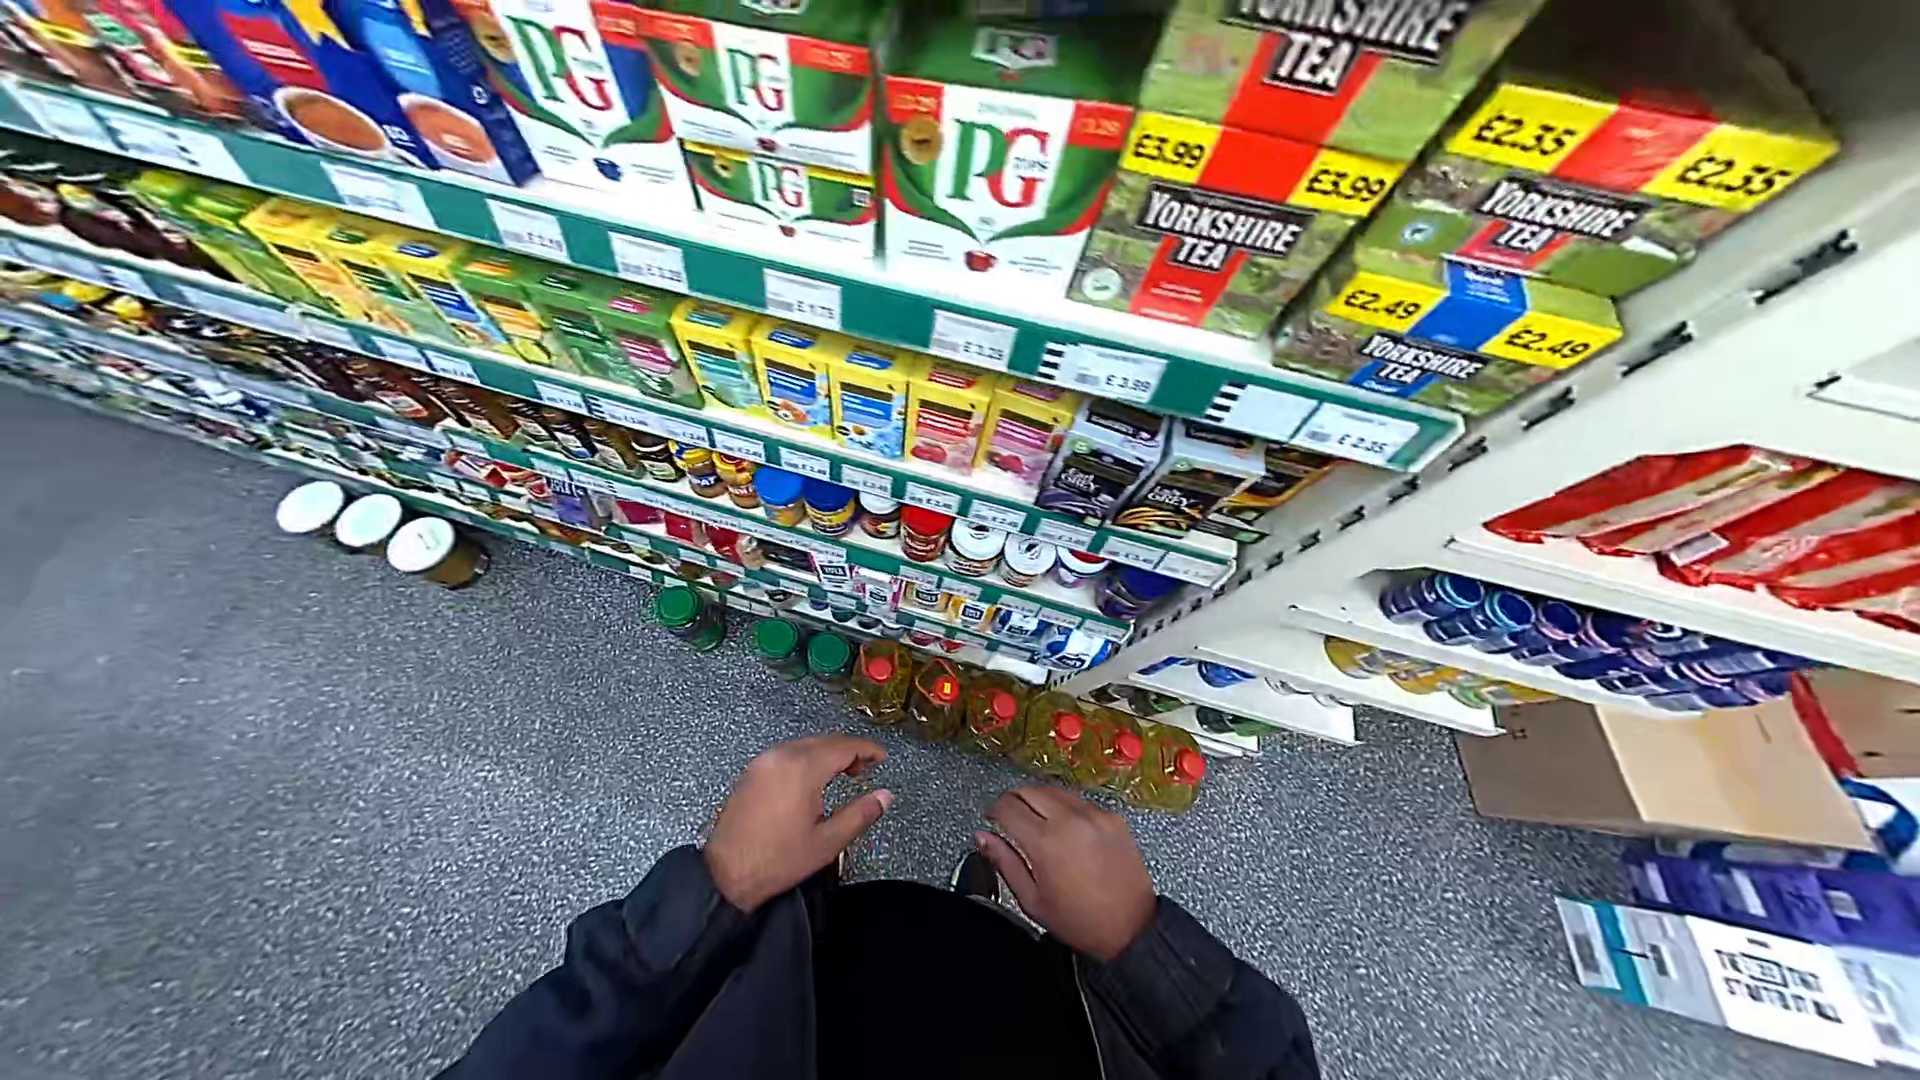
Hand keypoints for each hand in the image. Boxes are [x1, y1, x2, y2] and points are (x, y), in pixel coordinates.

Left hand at [704, 735, 892, 912]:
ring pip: (806, 744)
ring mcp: (764, 761)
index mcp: (802, 768)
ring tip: (844, 773)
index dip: (867, 750)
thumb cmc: (776, 861)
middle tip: (867, 768)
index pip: (844, 746)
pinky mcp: (752, 771)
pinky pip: (788, 752)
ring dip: (829, 753)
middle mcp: (782, 756)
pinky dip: (808, 757)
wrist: (723, 875)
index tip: (881, 757)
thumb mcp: (827, 842)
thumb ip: (860, 814)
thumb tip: (885, 796)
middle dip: (850, 750)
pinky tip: (814, 777)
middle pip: (826, 740)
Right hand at [977, 786, 1154, 960]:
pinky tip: (1066, 828)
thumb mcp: (1033, 900)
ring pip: (1054, 790)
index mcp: (1046, 843)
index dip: (994, 810)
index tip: (992, 817)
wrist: (1132, 929)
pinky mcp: (1112, 816)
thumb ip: (1004, 862)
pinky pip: (1079, 801)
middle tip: (1010, 817)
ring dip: (1039, 800)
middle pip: (1029, 790)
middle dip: (1014, 800)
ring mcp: (1094, 815)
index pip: (1008, 807)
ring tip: (1037, 822)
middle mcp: (1070, 821)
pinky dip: (1066, 808)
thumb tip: (982, 838)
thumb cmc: (1082, 922)